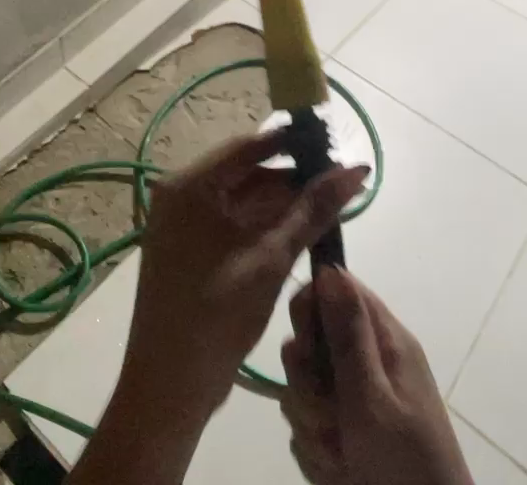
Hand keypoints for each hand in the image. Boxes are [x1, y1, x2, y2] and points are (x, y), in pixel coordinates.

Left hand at [125, 129, 367, 412]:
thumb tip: (356, 169)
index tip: (332, 144)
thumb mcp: (272, 257)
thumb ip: (314, 210)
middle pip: (247, 173)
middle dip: (293, 179)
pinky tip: (303, 232)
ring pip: (244, 200)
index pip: (247, 146)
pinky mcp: (192, 249)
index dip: (291, 143)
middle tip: (342, 183)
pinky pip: (234, 223)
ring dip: (284, 204)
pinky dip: (266, 226)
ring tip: (332, 208)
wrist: (171, 383)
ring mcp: (184, 224)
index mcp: (189, 186)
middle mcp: (181, 196)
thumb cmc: (218, 312)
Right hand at [280, 268, 472, 484]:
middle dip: (306, 380)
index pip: (335, 290)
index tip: (307, 346)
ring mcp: (353, 400)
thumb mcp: (372, 398)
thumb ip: (346, 335)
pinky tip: (338, 468)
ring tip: (340, 452)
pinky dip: (316, 450)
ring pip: (301, 387)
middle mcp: (368, 364)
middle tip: (329, 412)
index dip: (309, 309)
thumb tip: (330, 267)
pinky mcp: (341, 434)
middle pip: (309, 340)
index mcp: (385, 342)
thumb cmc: (404, 466)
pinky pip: (305, 426)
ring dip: (311, 422)